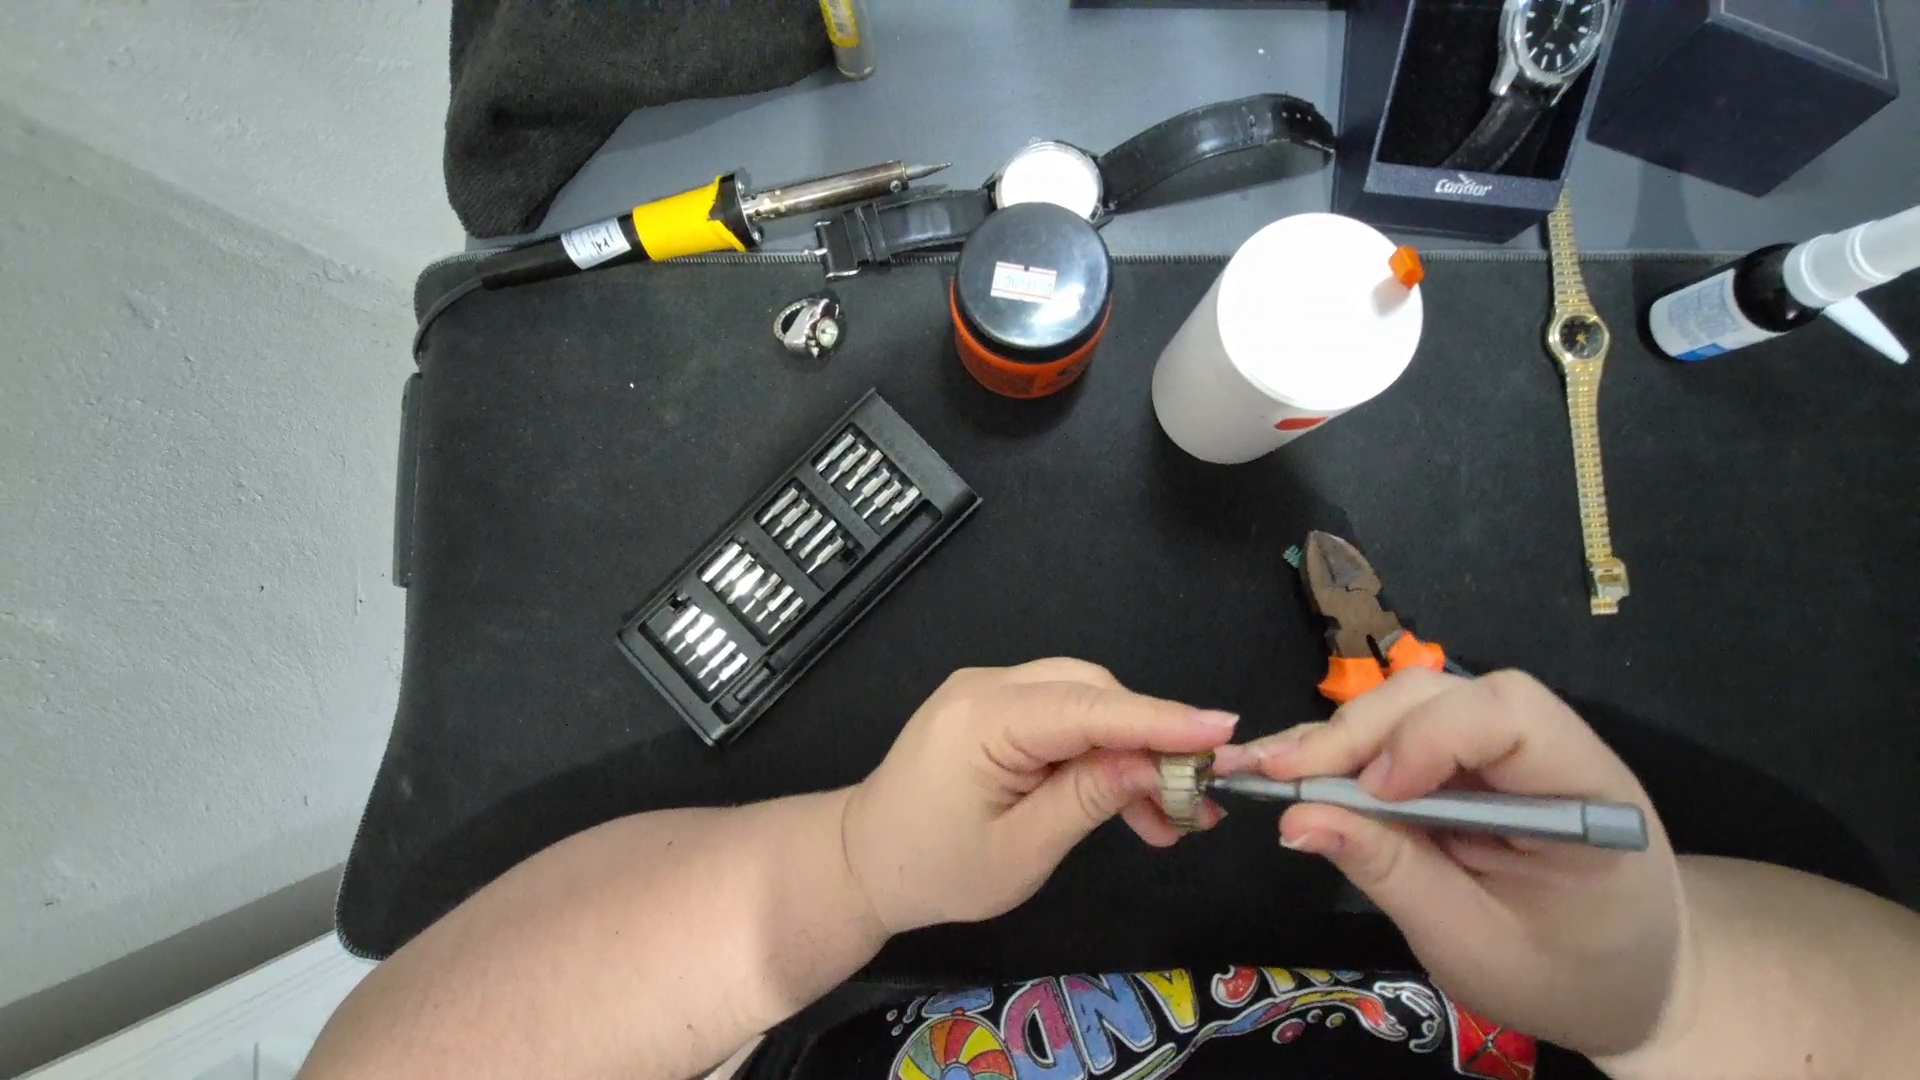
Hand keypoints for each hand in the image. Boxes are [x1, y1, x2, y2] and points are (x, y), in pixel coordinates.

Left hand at [842, 659, 1237, 933]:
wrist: (865, 858)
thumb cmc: (936, 869)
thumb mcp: (1023, 850)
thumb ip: (1091, 797)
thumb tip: (1158, 764)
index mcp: (982, 720)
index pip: (1086, 708)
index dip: (1158, 718)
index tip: (1223, 729)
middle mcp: (985, 686)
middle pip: (1089, 692)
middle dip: (1149, 738)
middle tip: (1196, 800)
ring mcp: (985, 690)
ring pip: (1082, 700)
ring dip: (1128, 748)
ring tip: (1168, 816)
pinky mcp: (991, 705)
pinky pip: (1059, 713)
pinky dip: (1097, 748)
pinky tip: (1126, 796)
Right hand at [1231, 669, 1682, 1058]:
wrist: (1623, 979)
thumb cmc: (1565, 976)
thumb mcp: (1475, 946)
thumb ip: (1391, 874)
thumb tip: (1295, 819)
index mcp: (1581, 794)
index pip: (1506, 714)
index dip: (1428, 735)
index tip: (1376, 794)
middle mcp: (1538, 746)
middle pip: (1433, 694)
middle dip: (1353, 732)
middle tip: (1281, 775)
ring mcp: (1492, 744)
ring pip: (1399, 703)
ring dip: (1332, 737)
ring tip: (1270, 772)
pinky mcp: (1454, 753)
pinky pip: (1386, 732)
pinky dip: (1333, 749)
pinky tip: (1289, 768)